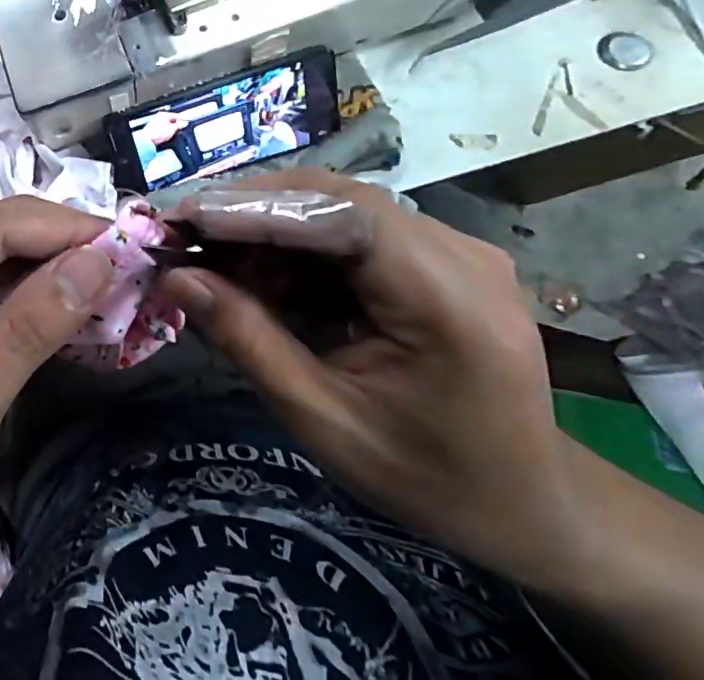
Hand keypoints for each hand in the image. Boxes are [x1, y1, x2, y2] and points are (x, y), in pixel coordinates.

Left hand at [0, 197, 114, 538]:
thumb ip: (32, 324)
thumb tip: (99, 260)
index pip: (1, 225)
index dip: (67, 228)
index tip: (131, 244)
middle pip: (9, 230)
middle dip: (71, 242)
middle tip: (134, 264)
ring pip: (16, 254)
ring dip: (66, 264)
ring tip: (121, 279)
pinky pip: (13, 286)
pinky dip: (52, 291)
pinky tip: (86, 303)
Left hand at [135, 111, 183, 146]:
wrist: (147, 139)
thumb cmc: (158, 132)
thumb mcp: (172, 128)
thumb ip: (180, 125)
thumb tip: (185, 123)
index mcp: (164, 114)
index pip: (176, 115)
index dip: (182, 119)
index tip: (187, 122)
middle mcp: (159, 117)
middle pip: (171, 120)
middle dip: (177, 124)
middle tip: (182, 129)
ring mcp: (156, 123)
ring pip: (167, 124)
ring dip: (172, 128)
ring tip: (175, 133)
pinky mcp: (154, 129)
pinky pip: (163, 129)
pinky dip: (166, 131)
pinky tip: (168, 135)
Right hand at [160, 169, 590, 586]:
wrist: (526, 503)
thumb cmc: (428, 477)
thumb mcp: (325, 421)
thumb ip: (250, 342)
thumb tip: (177, 279)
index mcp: (450, 302)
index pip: (346, 219)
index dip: (260, 209)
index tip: (187, 217)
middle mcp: (463, 255)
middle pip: (341, 201)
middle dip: (254, 212)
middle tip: (184, 231)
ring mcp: (458, 250)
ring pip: (343, 211)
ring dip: (273, 230)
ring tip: (214, 260)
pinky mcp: (443, 257)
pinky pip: (358, 234)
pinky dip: (302, 251)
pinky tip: (264, 277)